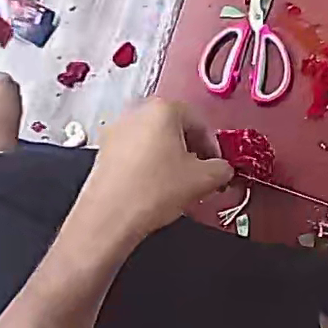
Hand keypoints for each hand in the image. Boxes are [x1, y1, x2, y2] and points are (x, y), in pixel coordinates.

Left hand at [75, 100, 233, 242]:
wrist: (110, 218)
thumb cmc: (154, 190)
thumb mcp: (204, 179)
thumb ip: (223, 168)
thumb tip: (223, 169)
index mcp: (164, 109)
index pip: (200, 122)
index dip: (213, 146)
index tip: (217, 164)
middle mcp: (137, 112)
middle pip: (176, 128)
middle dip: (192, 150)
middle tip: (201, 173)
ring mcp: (117, 130)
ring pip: (155, 139)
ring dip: (171, 157)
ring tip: (178, 182)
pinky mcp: (104, 150)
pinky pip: (137, 151)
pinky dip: (150, 163)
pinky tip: (156, 186)